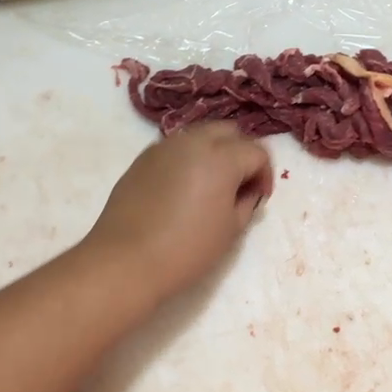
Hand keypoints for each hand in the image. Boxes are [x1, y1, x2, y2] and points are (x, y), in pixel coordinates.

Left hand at [82, 122, 272, 299]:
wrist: (126, 260)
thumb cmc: (186, 250)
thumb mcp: (231, 230)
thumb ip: (247, 202)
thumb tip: (248, 190)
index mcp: (221, 157)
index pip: (257, 151)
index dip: (265, 174)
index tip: (260, 198)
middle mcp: (193, 142)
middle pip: (229, 132)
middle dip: (241, 153)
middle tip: (239, 185)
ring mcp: (163, 147)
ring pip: (200, 135)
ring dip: (214, 152)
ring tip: (211, 186)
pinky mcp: (142, 159)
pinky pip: (175, 148)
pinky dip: (188, 159)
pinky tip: (182, 189)